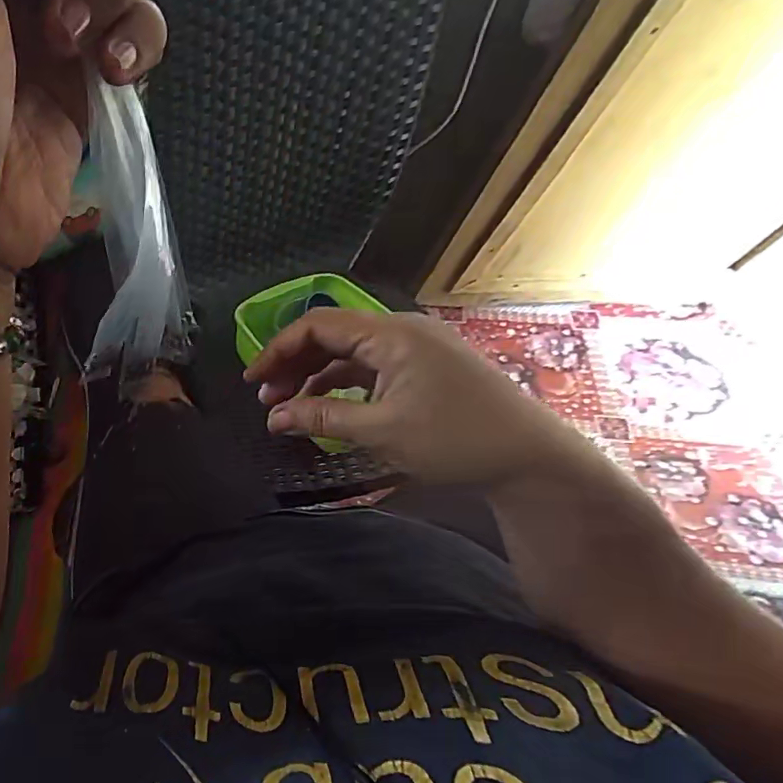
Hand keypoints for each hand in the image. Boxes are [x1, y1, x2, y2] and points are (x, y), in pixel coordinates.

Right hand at [244, 309, 603, 488]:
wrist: (529, 457)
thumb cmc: (455, 439)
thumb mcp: (379, 430)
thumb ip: (321, 418)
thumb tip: (273, 418)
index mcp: (391, 334)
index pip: (318, 325)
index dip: (277, 350)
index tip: (252, 382)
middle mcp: (402, 331)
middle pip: (331, 335)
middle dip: (292, 364)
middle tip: (267, 400)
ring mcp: (416, 349)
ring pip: (349, 353)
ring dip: (314, 377)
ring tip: (288, 407)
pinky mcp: (424, 369)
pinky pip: (369, 368)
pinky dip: (341, 386)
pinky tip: (325, 409)